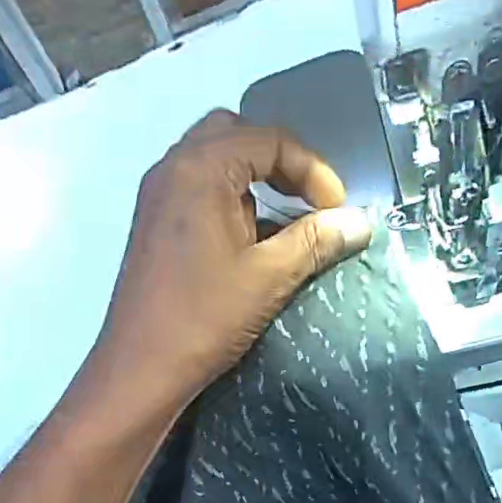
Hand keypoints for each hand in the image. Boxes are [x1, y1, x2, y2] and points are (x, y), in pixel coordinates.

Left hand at [96, 110, 373, 404]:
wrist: (141, 366)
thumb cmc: (205, 317)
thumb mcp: (269, 278)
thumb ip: (316, 242)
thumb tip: (360, 222)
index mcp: (199, 169)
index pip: (267, 138)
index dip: (313, 168)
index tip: (337, 209)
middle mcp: (173, 168)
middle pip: (237, 136)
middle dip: (282, 163)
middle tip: (312, 202)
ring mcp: (159, 195)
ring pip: (216, 161)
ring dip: (258, 181)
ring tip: (289, 222)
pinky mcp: (156, 223)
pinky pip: (201, 189)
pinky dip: (235, 200)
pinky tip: (255, 242)